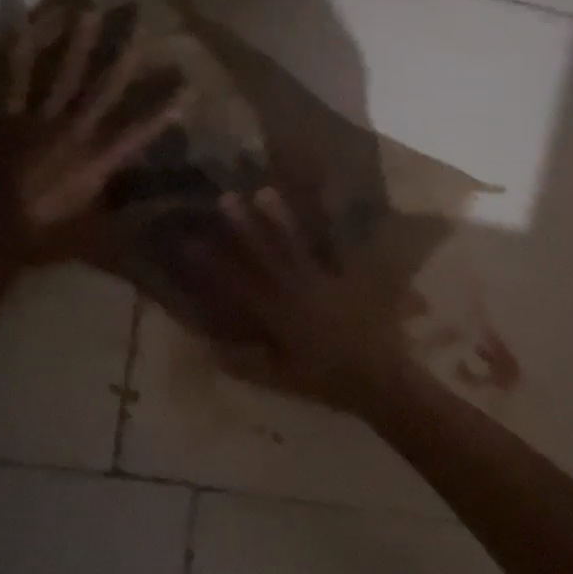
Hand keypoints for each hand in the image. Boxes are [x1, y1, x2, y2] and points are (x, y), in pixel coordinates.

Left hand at [0, 8, 190, 260]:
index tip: (189, 86)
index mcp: (96, 159)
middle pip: (100, 89)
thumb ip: (130, 228)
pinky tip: (8, 25)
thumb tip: (167, 226)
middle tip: (139, 25)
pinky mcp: (1, 119)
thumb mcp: (96, 239)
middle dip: (122, 59)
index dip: (164, 109)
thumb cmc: (46, 237)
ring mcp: (34, 120)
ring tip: (84, 12)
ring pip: (57, 74)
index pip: (138, 130)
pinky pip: (5, 81)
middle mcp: (71, 131)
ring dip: (72, 44)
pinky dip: (5, 55)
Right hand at [186, 188, 419, 411]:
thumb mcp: (281, 378)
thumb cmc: (327, 381)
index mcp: (279, 316)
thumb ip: (244, 362)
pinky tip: (329, 201)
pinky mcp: (353, 278)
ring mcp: (328, 280)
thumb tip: (208, 348)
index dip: (214, 263)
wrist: (381, 378)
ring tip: (266, 192)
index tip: (192, 241)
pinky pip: (340, 247)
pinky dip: (333, 225)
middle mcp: (299, 291)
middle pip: (268, 254)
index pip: (239, 285)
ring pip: (300, 245)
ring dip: (282, 218)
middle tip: (227, 197)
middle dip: (246, 226)